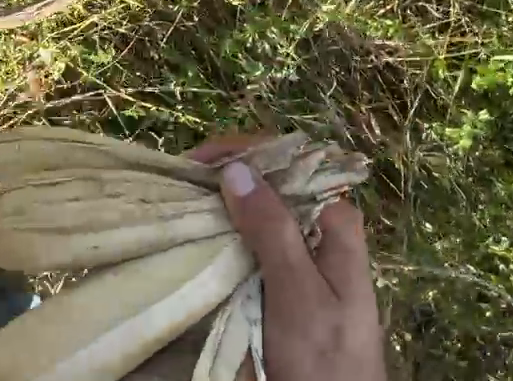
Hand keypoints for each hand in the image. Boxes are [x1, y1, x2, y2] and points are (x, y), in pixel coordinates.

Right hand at [192, 137, 386, 380]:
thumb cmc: (323, 362)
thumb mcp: (300, 297)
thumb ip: (274, 232)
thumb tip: (236, 167)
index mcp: (334, 224)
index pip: (287, 162)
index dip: (242, 153)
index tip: (198, 163)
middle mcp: (315, 230)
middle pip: (265, 181)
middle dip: (221, 174)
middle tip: (180, 181)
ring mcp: (294, 254)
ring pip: (249, 208)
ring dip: (214, 200)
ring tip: (178, 200)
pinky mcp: (273, 277)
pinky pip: (241, 238)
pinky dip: (214, 228)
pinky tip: (192, 229)